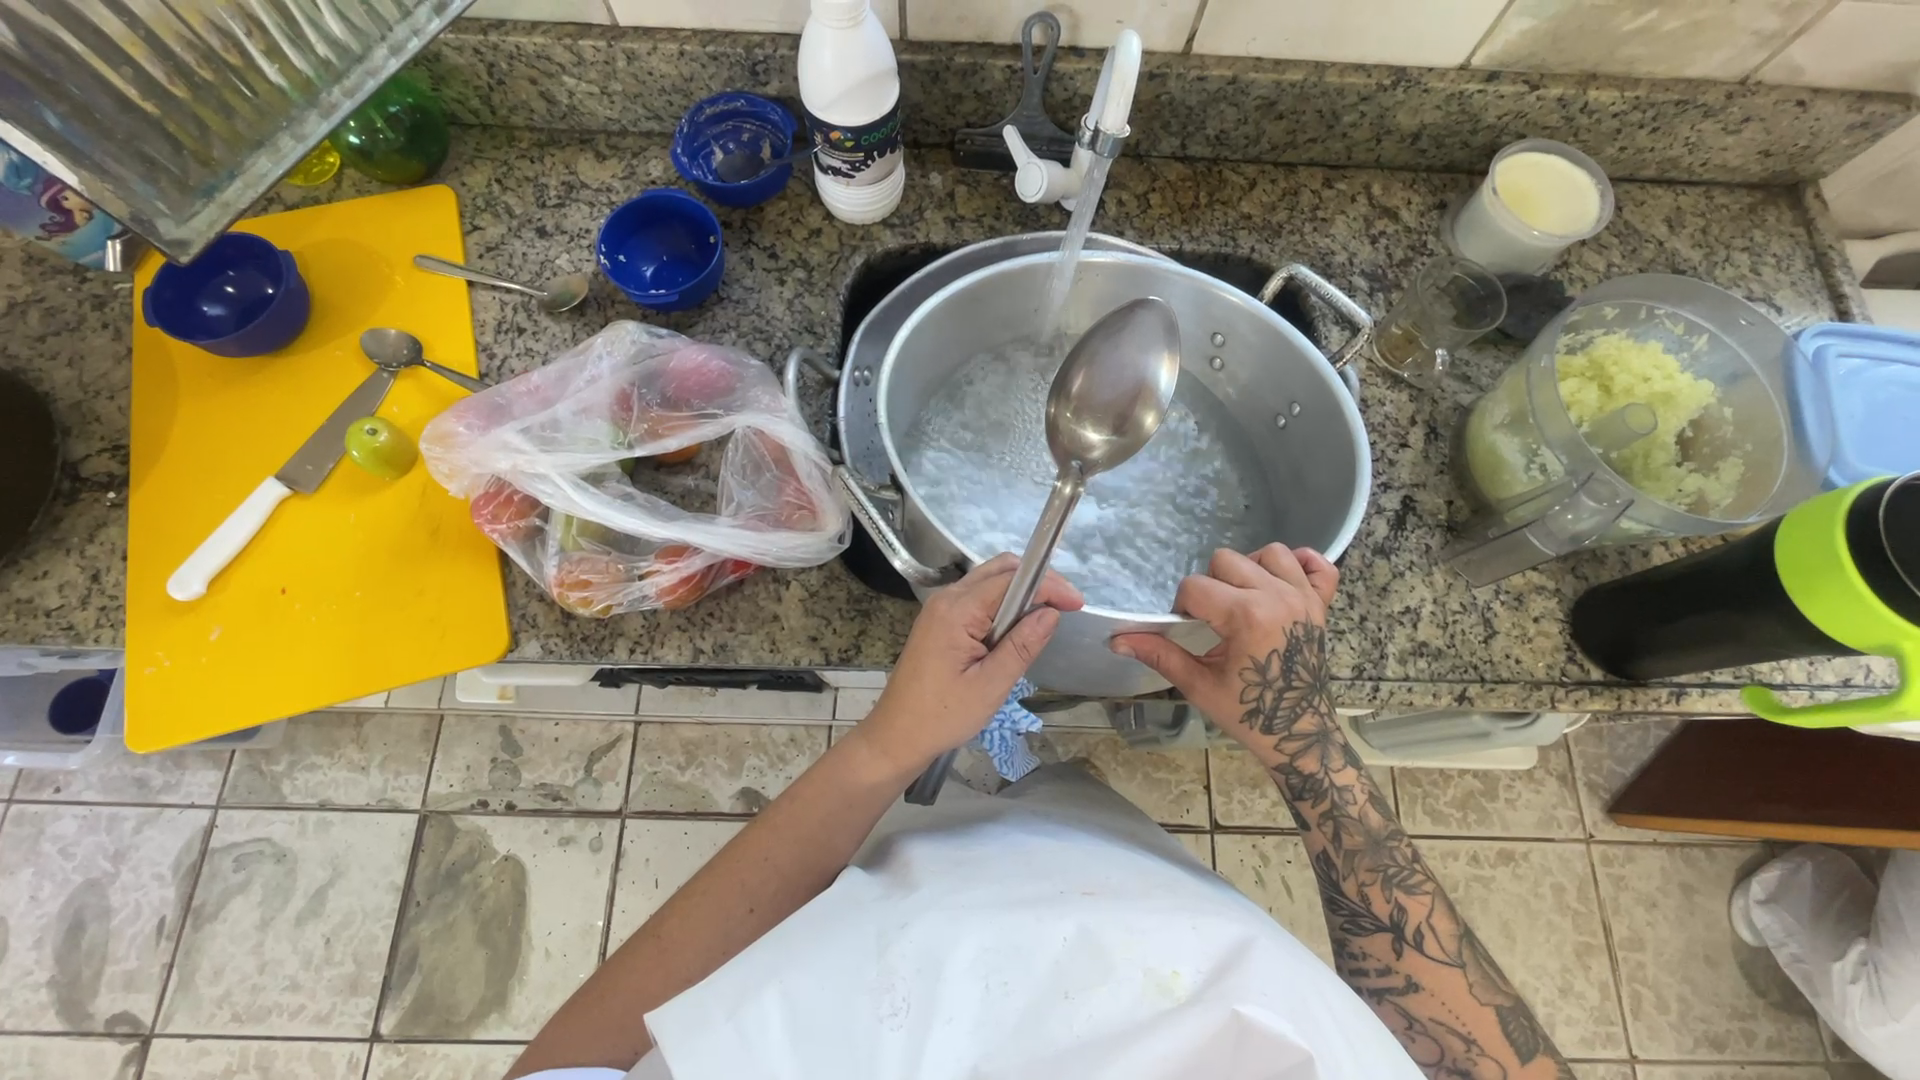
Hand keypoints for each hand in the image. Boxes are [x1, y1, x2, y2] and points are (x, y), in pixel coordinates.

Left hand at [852, 553, 1084, 776]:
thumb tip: (1051, 614)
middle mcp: (947, 598)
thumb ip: (1022, 645)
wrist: (897, 735)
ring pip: (989, 582)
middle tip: (1066, 607)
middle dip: (1037, 582)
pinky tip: (1017, 629)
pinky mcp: (940, 621)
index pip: (1011, 579)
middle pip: (999, 570)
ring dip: (1020, 593)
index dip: (1048, 584)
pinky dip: (1003, 606)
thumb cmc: (942, 715)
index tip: (1077, 603)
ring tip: (1047, 619)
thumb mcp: (991, 685)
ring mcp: (941, 608)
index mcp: (957, 610)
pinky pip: (978, 599)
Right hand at [1109, 545, 1339, 752]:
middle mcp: (1276, 596)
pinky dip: (1301, 566)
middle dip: (1211, 585)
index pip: (1194, 587)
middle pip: (1226, 560)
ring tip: (1243, 600)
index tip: (1190, 631)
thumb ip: (1159, 654)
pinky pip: (1318, 564)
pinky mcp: (1322, 604)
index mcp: (1245, 616)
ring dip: (1250, 570)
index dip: (1182, 607)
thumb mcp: (1198, 684)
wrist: (1299, 734)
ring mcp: (1304, 597)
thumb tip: (1116, 640)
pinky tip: (1281, 583)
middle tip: (1215, 619)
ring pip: (1269, 553)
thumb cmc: (1247, 712)